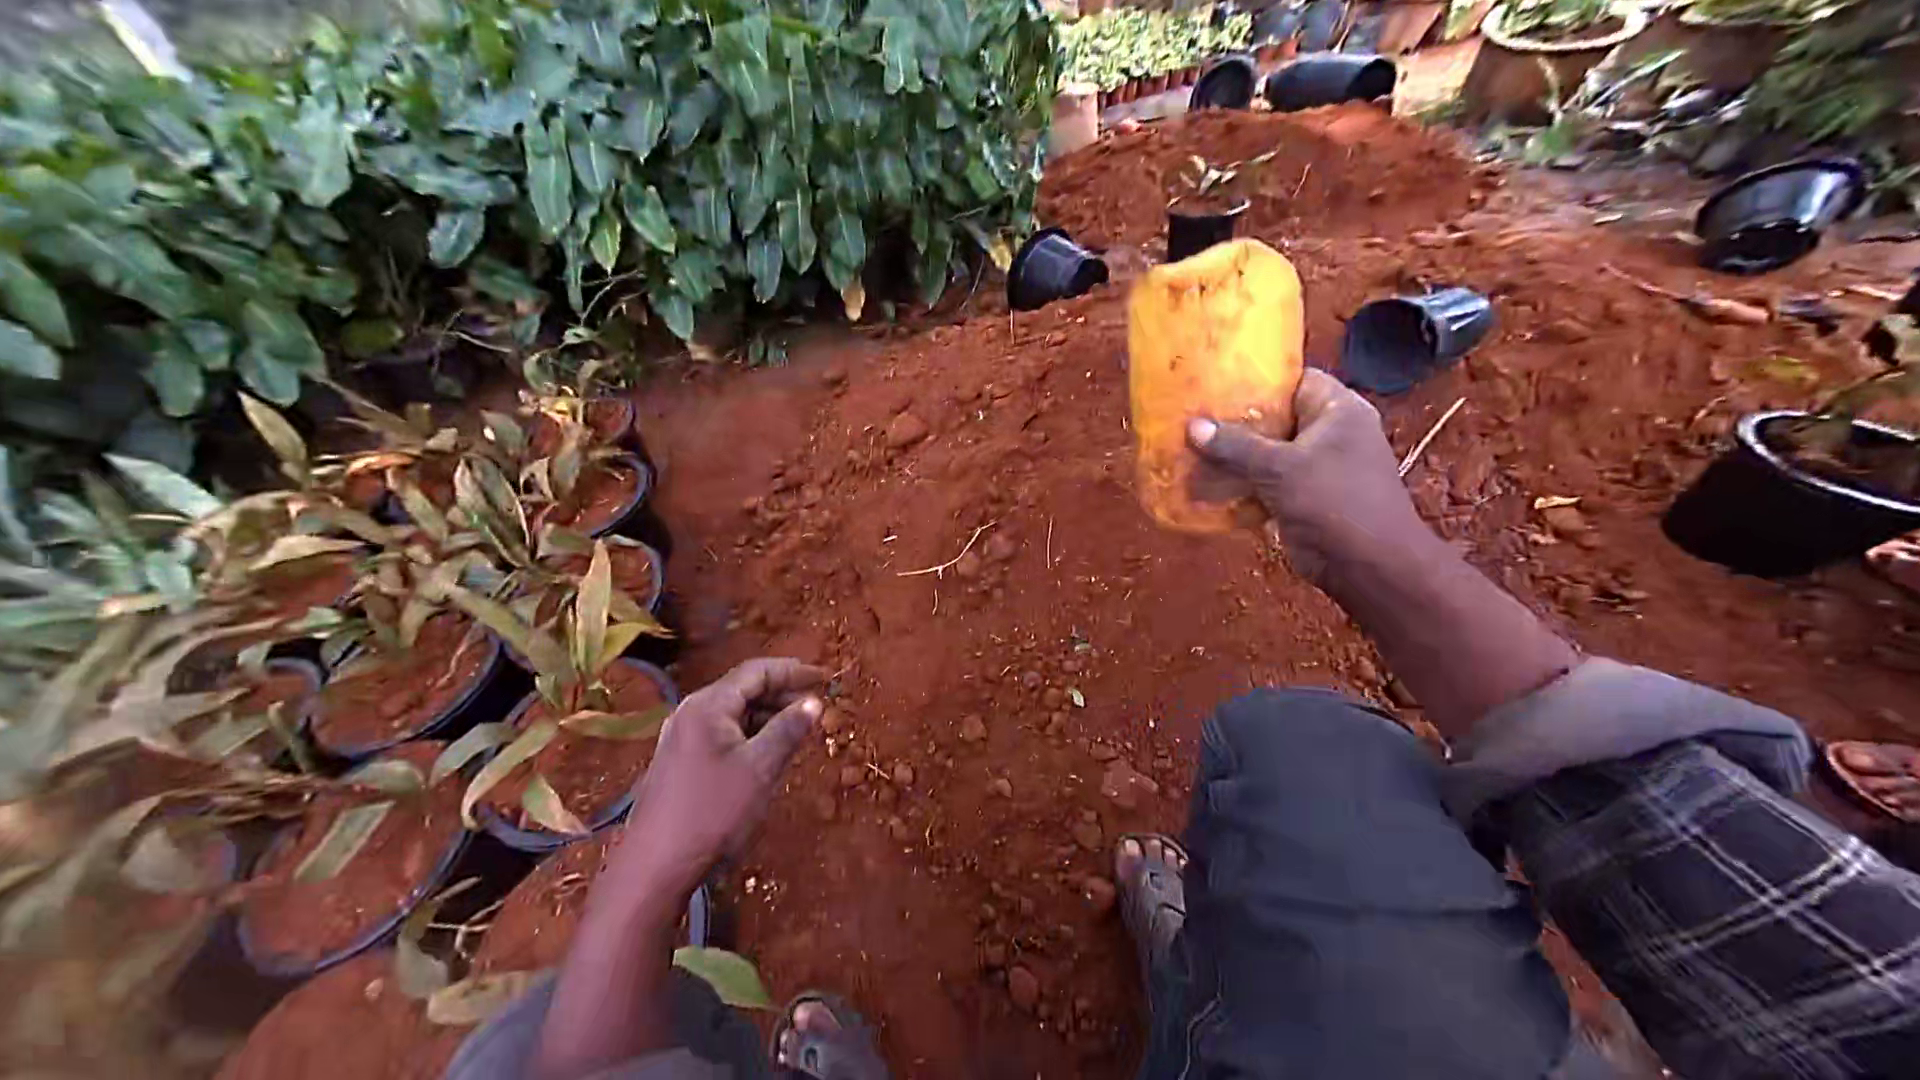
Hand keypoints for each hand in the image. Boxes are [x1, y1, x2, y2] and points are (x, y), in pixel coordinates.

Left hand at [624, 658, 824, 892]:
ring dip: (768, 716)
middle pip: (744, 689)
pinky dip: (751, 735)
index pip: (756, 671)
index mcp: (708, 705)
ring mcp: (682, 738)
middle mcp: (691, 713)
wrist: (656, 868)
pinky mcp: (681, 762)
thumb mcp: (761, 768)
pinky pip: (723, 734)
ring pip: (734, 714)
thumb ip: (788, 729)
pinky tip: (769, 753)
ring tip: (798, 731)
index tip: (823, 677)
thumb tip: (814, 702)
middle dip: (782, 694)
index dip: (793, 671)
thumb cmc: (714, 812)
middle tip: (815, 706)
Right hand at [1187, 369, 1428, 580]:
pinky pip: (1263, 483)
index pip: (1295, 380)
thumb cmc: (1333, 501)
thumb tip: (1193, 425)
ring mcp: (1314, 468)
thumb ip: (1235, 446)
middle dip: (1236, 421)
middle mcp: (1328, 434)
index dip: (1258, 380)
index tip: (1217, 382)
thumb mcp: (1279, 467)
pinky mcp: (1300, 498)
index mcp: (1337, 411)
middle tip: (1194, 414)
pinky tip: (1204, 482)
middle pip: (1275, 418)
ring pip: (1266, 454)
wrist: (1366, 565)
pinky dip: (1239, 484)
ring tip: (1190, 446)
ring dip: (1233, 456)